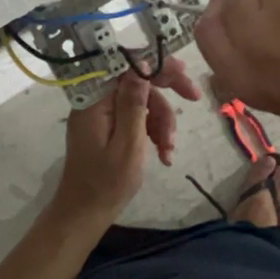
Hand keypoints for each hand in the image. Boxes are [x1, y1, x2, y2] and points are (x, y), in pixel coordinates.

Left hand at [51, 56, 200, 219]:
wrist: (84, 214)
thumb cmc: (106, 183)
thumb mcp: (127, 144)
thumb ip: (134, 104)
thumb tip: (141, 65)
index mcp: (95, 100)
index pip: (127, 66)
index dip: (158, 65)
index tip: (184, 74)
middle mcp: (96, 101)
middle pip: (137, 82)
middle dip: (165, 96)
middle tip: (195, 98)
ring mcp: (101, 115)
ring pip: (141, 103)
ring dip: (161, 123)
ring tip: (168, 151)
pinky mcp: (107, 128)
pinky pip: (135, 119)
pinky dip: (152, 133)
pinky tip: (163, 154)